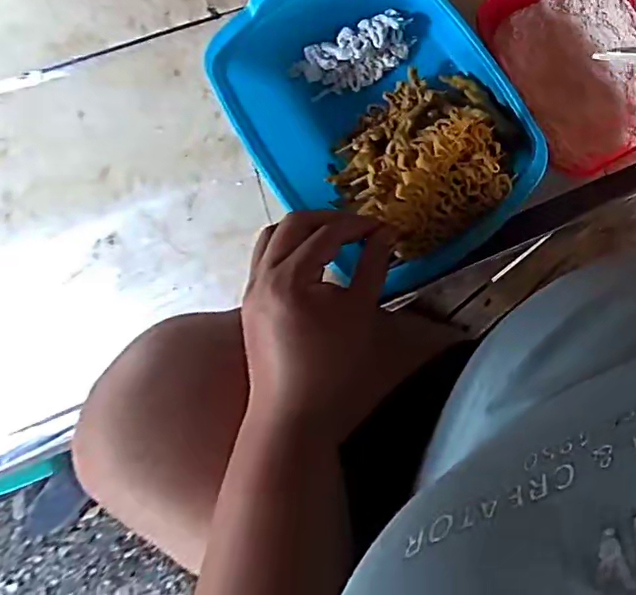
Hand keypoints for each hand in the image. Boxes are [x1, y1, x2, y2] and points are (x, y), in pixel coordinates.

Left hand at [237, 211, 399, 441]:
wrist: (291, 416)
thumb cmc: (332, 364)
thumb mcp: (360, 309)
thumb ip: (374, 264)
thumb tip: (386, 233)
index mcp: (291, 277)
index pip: (328, 232)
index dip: (359, 224)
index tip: (384, 228)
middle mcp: (264, 276)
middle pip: (294, 223)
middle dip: (330, 218)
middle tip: (360, 228)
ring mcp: (252, 289)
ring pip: (272, 236)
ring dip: (305, 229)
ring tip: (336, 239)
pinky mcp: (249, 303)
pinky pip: (265, 257)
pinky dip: (290, 247)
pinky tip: (314, 263)